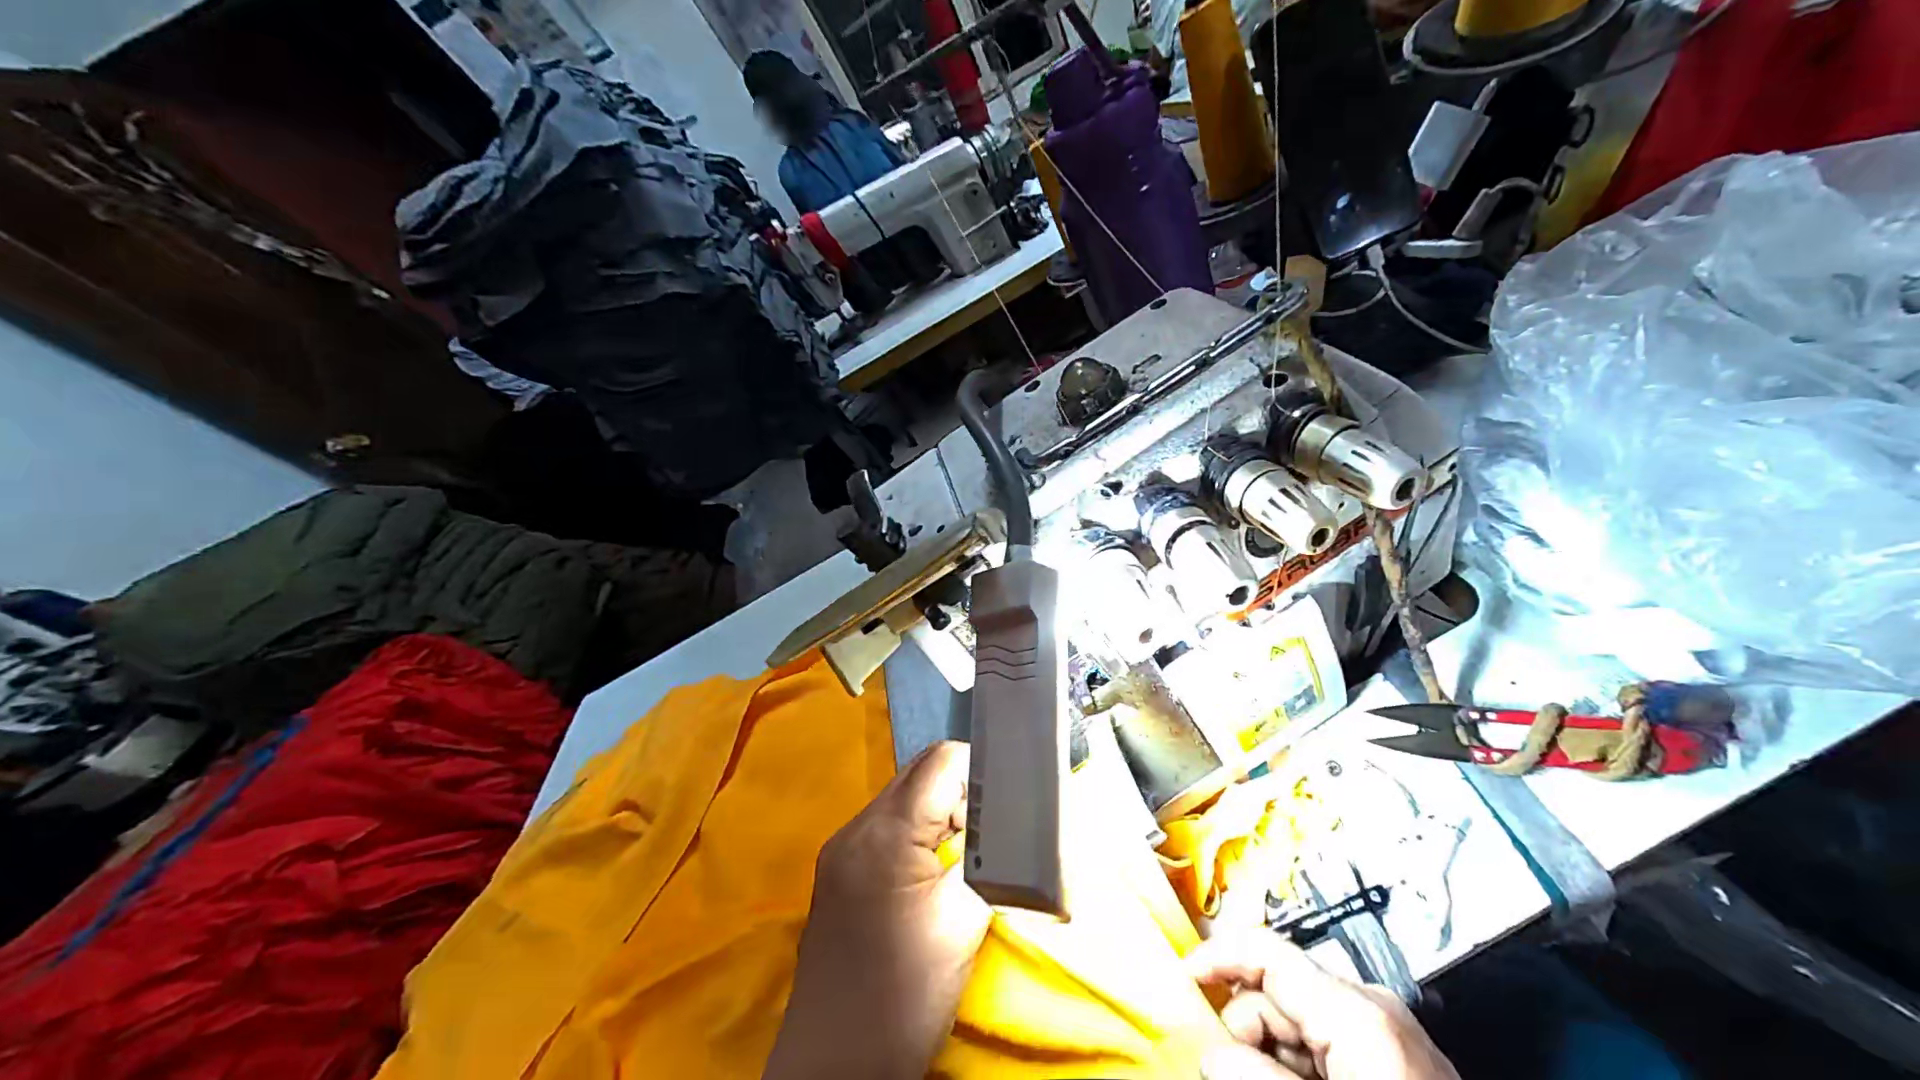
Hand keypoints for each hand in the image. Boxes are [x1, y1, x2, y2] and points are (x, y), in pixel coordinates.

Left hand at [763, 741, 990, 1079]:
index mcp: (885, 831)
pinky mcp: (836, 872)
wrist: (835, 1065)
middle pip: (919, 774)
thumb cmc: (905, 995)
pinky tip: (932, 875)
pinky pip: (886, 828)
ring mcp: (839, 849)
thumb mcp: (964, 920)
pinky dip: (916, 836)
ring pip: (903, 800)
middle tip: (989, 838)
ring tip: (964, 860)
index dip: (981, 774)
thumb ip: (989, 858)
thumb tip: (1003, 826)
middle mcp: (854, 827)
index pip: (942, 761)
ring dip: (939, 816)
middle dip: (962, 793)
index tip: (1004, 812)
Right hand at [1187, 933, 1458, 1079]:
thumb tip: (1212, 1054)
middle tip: (1226, 1069)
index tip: (1182, 977)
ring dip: (1267, 1051)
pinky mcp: (1395, 1061)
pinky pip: (1323, 1045)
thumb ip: (1259, 1075)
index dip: (1216, 957)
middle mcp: (1372, 1008)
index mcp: (1358, 1009)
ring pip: (1296, 1021)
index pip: (1266, 950)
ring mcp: (1387, 1034)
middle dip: (1243, 1026)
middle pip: (1275, 990)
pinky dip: (1296, 1064)